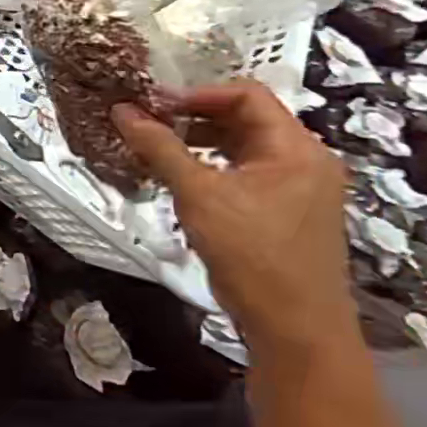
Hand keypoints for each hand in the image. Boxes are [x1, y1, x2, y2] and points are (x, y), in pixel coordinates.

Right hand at [111, 81, 354, 356]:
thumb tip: (121, 110)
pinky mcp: (288, 210)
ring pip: (244, 145)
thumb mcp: (198, 195)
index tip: (156, 103)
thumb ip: (160, 147)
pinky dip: (213, 165)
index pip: (246, 94)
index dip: (198, 93)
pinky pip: (246, 170)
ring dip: (201, 140)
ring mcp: (299, 187)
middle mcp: (305, 160)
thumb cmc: (252, 255)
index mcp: (296, 148)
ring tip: (159, 145)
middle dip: (195, 115)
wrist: (297, 333)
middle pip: (246, 117)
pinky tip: (182, 175)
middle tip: (151, 121)